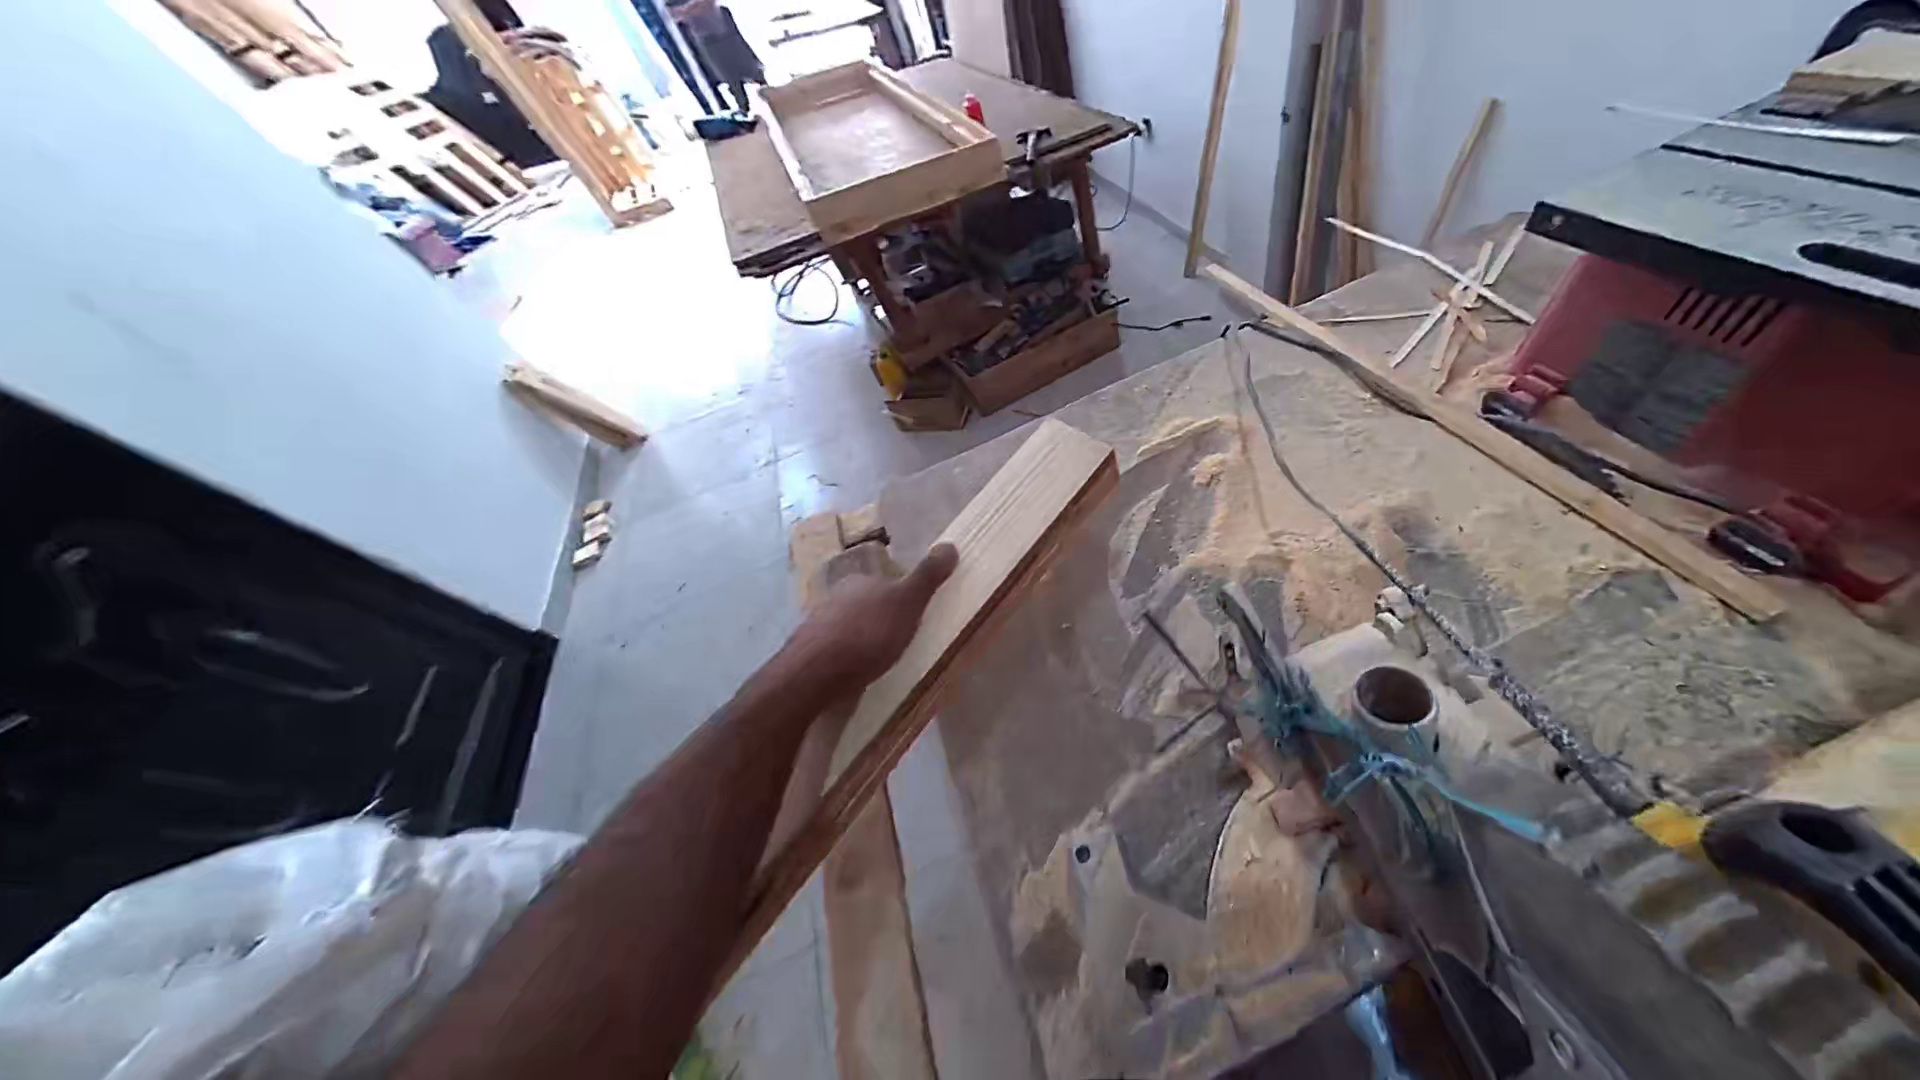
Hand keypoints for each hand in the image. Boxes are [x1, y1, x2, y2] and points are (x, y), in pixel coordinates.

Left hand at [791, 544, 957, 687]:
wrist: (816, 672)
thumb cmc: (868, 633)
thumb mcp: (908, 601)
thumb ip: (927, 576)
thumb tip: (950, 545)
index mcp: (860, 582)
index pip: (883, 582)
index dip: (900, 596)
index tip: (914, 615)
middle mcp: (835, 598)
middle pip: (864, 605)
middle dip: (879, 619)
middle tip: (900, 640)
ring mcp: (818, 626)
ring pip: (847, 628)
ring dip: (861, 641)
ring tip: (880, 662)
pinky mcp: (809, 655)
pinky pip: (834, 653)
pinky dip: (846, 661)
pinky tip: (856, 675)